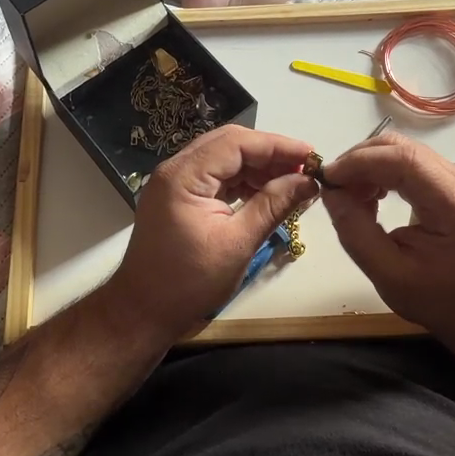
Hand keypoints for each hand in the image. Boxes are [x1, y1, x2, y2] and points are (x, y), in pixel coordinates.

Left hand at [97, 126, 317, 342]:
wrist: (143, 312)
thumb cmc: (188, 282)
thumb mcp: (237, 243)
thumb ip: (273, 205)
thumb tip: (308, 181)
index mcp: (184, 175)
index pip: (237, 143)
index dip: (277, 146)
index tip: (311, 156)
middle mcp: (176, 170)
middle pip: (229, 145)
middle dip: (270, 153)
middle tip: (305, 169)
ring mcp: (175, 183)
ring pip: (224, 160)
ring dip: (258, 168)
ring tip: (292, 183)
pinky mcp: (179, 198)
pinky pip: (216, 178)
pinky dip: (243, 182)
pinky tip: (268, 194)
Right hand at [321, 132, 454, 343]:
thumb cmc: (437, 297)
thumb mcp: (387, 274)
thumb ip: (355, 232)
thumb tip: (330, 192)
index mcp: (454, 206)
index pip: (405, 161)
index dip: (361, 162)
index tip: (328, 178)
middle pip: (402, 148)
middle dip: (360, 160)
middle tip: (334, 187)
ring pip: (402, 150)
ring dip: (368, 164)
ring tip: (350, 195)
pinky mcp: (449, 179)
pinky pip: (408, 161)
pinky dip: (381, 170)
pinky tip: (370, 195)